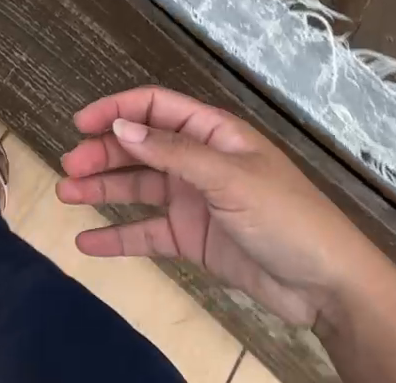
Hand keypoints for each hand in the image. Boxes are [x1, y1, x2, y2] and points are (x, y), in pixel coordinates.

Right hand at [57, 87, 387, 328]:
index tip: (81, 122)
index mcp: (212, 134)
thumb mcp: (230, 177)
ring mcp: (193, 200)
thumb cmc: (288, 217)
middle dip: (102, 153)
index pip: (155, 108)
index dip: (117, 110)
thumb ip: (173, 152)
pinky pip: (147, 231)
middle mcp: (198, 160)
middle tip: (70, 167)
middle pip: (139, 148)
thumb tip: (121, 127)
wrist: (329, 287)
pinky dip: (117, 235)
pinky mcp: (192, 238)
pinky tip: (87, 242)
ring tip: (66, 194)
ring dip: (102, 189)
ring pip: (137, 187)